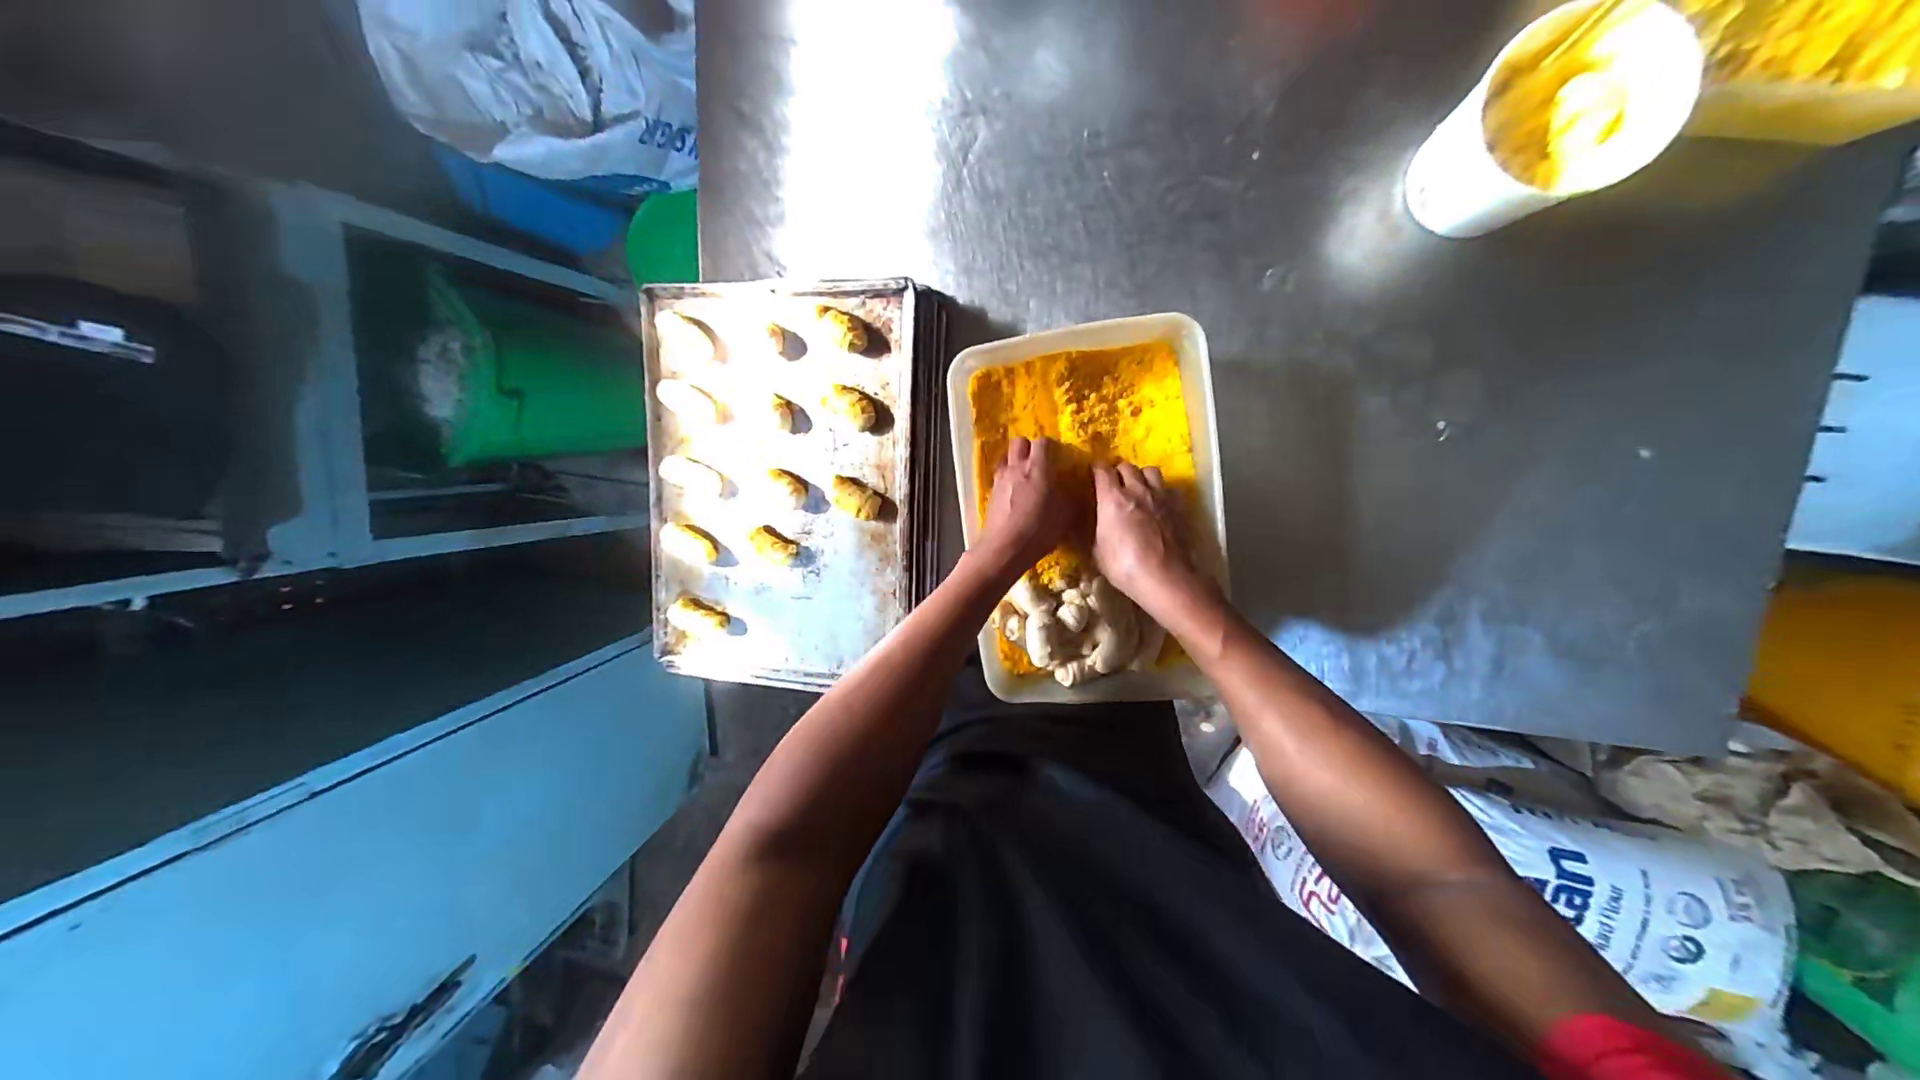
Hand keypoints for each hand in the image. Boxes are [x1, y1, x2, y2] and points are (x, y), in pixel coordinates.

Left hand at [977, 437, 1070, 570]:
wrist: (1004, 549)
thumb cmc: (1038, 530)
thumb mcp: (1064, 514)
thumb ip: (1068, 494)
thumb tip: (1069, 487)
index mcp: (1037, 468)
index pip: (1043, 442)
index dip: (1051, 446)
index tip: (1058, 457)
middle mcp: (1015, 468)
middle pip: (1019, 442)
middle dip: (1029, 447)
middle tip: (1040, 462)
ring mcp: (1000, 480)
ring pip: (1006, 458)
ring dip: (1015, 462)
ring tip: (1026, 478)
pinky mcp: (990, 494)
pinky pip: (999, 477)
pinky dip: (1007, 480)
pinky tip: (1015, 495)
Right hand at [1092, 462, 1209, 620]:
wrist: (1163, 577)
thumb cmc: (1123, 566)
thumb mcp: (1096, 551)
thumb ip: (1092, 530)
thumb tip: (1085, 524)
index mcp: (1112, 498)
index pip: (1101, 470)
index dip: (1095, 469)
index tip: (1092, 474)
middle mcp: (1137, 490)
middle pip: (1127, 466)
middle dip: (1118, 471)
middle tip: (1114, 484)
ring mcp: (1160, 496)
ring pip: (1150, 471)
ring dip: (1141, 476)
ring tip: (1138, 488)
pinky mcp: (1178, 507)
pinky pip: (1168, 488)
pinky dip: (1160, 491)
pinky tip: (1157, 503)